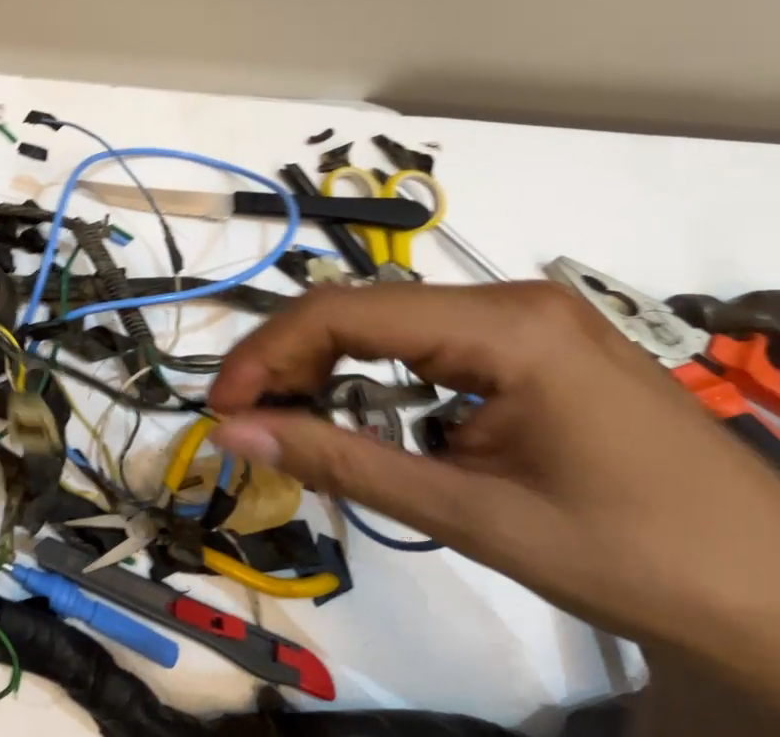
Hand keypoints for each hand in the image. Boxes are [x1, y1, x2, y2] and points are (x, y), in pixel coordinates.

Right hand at [207, 281, 779, 699]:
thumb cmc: (636, 559)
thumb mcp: (471, 516)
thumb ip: (340, 463)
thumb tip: (228, 433)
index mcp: (507, 326)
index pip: (343, 311)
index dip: (267, 355)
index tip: (222, 410)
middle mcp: (515, 301)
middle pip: (360, 310)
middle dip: (291, 363)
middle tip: (248, 422)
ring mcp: (533, 320)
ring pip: (389, 325)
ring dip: (330, 371)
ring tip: (295, 425)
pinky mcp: (540, 348)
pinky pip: (430, 345)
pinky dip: (378, 379)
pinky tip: (365, 420)